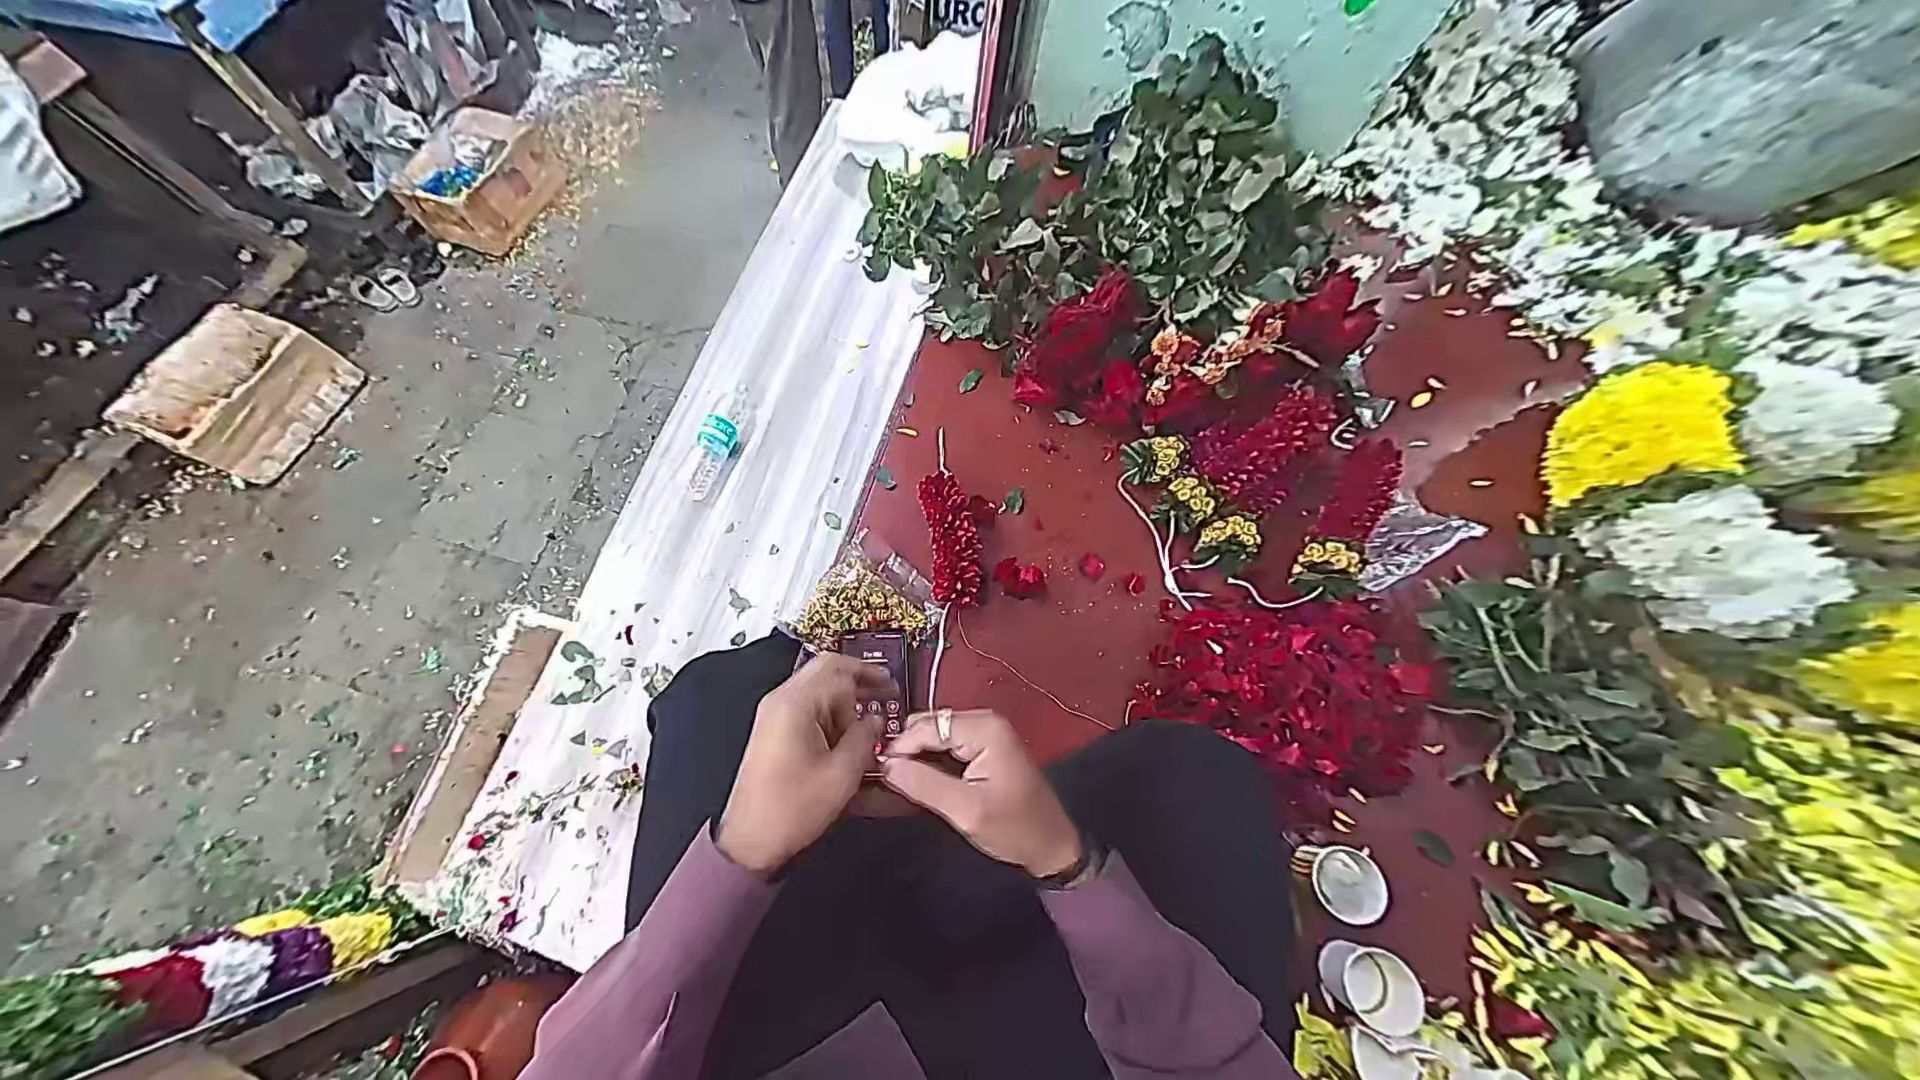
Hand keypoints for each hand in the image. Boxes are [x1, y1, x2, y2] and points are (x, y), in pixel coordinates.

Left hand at [716, 653, 893, 876]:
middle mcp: (782, 700)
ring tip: (866, 728)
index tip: (891, 687)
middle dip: (859, 682)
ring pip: (818, 687)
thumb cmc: (791, 810)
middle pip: (826, 670)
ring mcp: (774, 714)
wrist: (749, 842)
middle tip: (883, 697)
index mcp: (796, 704)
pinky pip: (809, 707)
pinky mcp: (774, 729)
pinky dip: (831, 715)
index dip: (870, 674)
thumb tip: (874, 721)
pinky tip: (846, 738)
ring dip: (845, 701)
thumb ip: (864, 738)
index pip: (839, 668)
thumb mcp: (842, 774)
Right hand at [880, 709, 1082, 878]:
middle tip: (883, 775)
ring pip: (936, 733)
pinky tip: (918, 777)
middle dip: (907, 748)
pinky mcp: (984, 743)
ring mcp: (986, 730)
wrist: (1050, 844)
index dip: (900, 746)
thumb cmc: (1014, 828)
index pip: (928, 726)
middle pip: (931, 725)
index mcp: (985, 728)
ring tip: (896, 778)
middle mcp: (985, 720)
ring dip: (917, 753)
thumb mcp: (965, 811)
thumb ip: (923, 784)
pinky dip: (931, 757)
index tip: (877, 768)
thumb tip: (886, 764)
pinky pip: (947, 742)